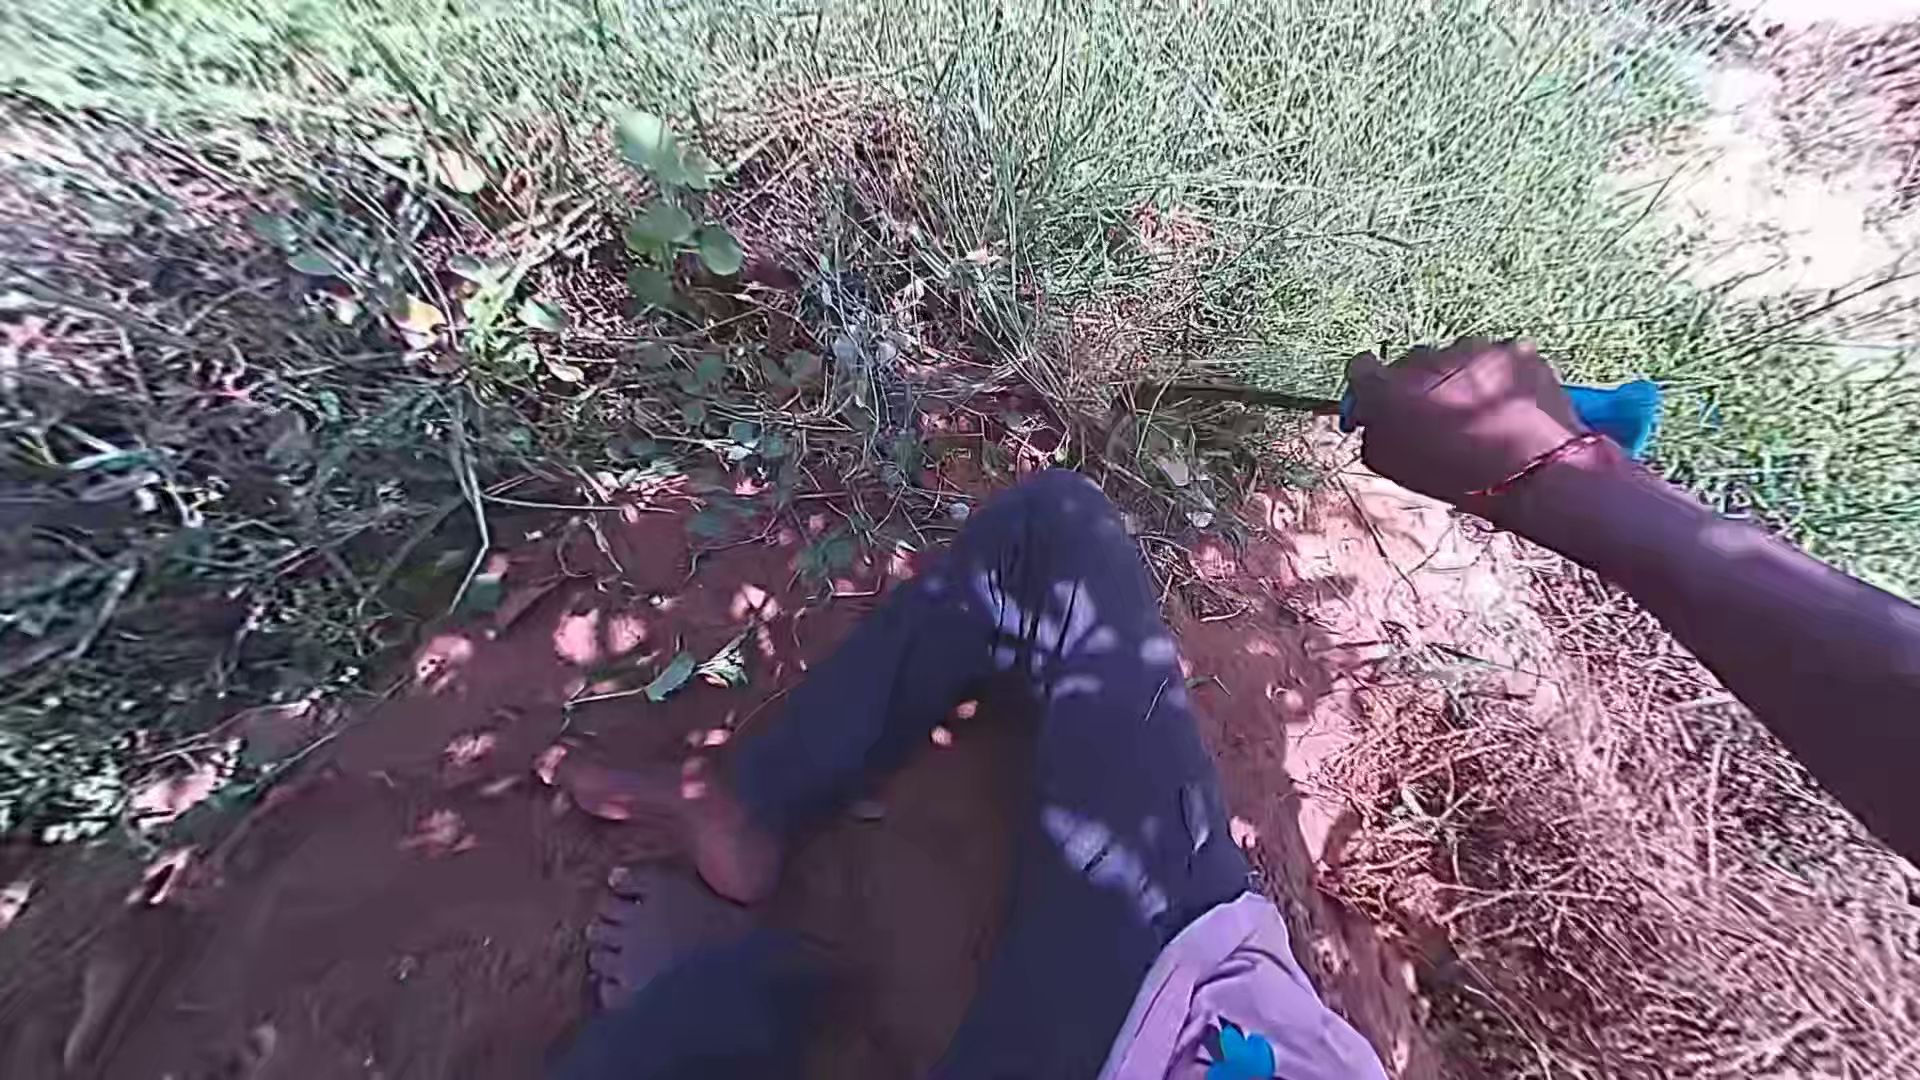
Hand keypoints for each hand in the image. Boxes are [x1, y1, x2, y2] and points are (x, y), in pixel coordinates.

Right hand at [1345, 338, 1585, 503]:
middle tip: (1426, 412)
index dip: (1366, 386)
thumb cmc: (1450, 473)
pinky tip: (1497, 401)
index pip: (1360, 367)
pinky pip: (1493, 356)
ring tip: (1468, 407)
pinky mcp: (1515, 350)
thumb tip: (1372, 417)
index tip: (1373, 403)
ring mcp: (1473, 350)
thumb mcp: (1387, 462)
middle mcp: (1425, 360)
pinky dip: (1491, 374)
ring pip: (1452, 356)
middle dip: (1413, 383)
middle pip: (1409, 362)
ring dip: (1452, 376)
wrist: (1529, 471)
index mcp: (1386, 388)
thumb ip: (1372, 430)